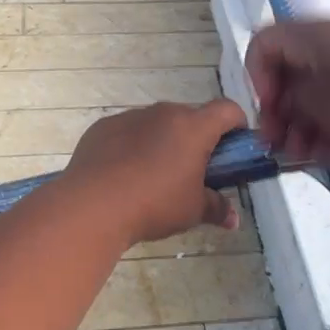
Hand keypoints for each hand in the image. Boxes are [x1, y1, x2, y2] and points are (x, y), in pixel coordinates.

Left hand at [62, 100, 245, 245]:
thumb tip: (234, 219)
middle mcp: (163, 113)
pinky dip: (132, 145)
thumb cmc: (154, 204)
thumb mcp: (192, 211)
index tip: (236, 145)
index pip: (227, 110)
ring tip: (154, 176)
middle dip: (197, 138)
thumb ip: (216, 209)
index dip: (237, 124)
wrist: (92, 204)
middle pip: (190, 117)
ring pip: (157, 123)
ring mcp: (131, 116)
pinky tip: (123, 174)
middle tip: (194, 170)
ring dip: (163, 141)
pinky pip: (128, 131)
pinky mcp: (104, 126)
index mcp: (193, 127)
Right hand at [245, 17, 329, 161]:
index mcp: (319, 34)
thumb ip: (296, 103)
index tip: (271, 118)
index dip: (257, 80)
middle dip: (284, 110)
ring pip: (323, 84)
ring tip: (313, 158)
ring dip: (310, 120)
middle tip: (285, 151)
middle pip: (294, 67)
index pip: (264, 43)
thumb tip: (285, 101)